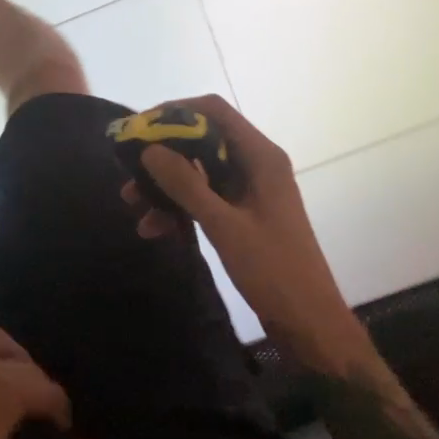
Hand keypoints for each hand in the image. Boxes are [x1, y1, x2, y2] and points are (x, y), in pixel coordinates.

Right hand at [122, 95, 368, 368]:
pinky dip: (178, 207)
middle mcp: (256, 165)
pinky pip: (204, 197)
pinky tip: (153, 228)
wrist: (311, 326)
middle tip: (128, 169)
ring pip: (198, 171)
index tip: (139, 129)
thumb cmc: (274, 271)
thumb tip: (149, 149)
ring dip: (165, 184)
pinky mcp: (243, 215)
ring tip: (132, 203)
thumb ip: (186, 184)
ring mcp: (249, 191)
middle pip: (201, 140)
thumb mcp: (224, 226)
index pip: (213, 111)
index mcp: (261, 157)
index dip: (174, 112)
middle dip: (162, 154)